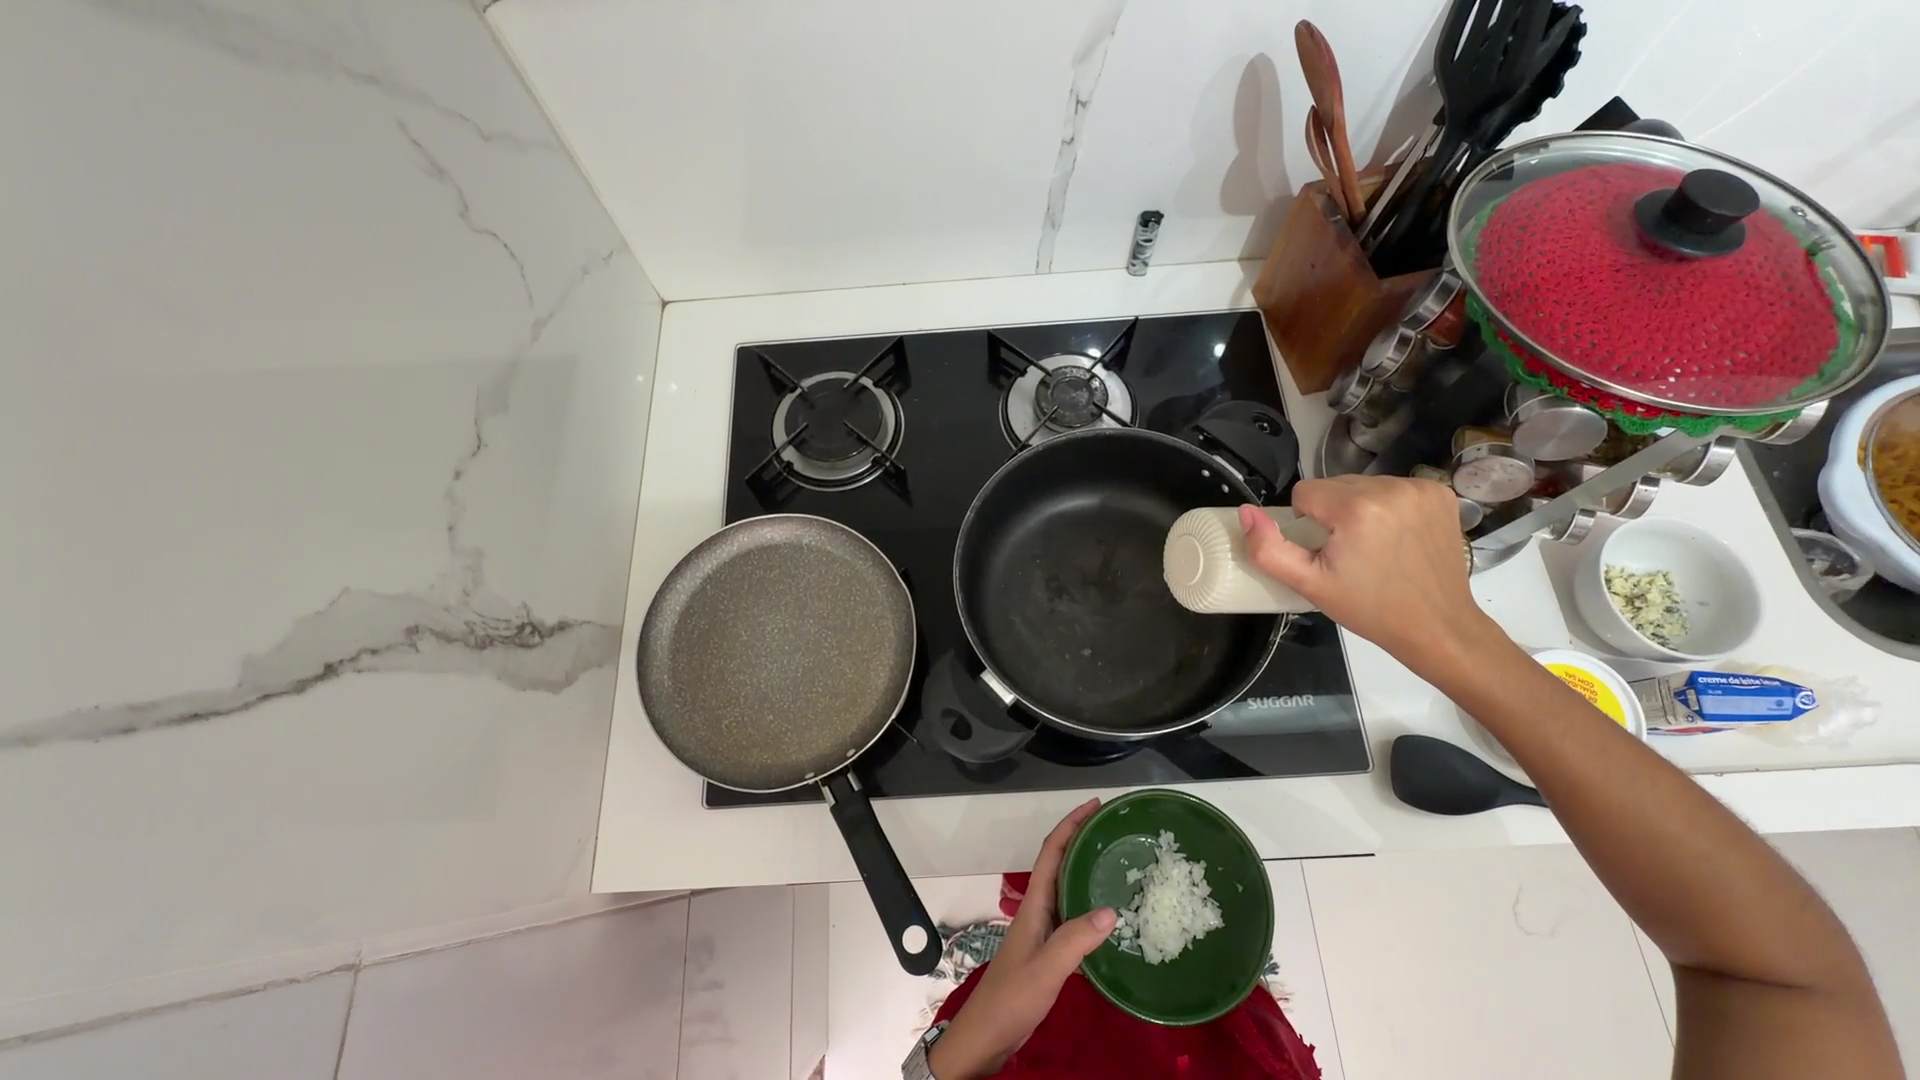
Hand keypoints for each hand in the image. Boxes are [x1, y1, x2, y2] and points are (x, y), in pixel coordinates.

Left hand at [928, 799, 1115, 1079]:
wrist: (987, 1036)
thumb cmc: (1012, 998)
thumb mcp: (1046, 969)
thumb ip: (1075, 941)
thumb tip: (1112, 909)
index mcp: (1034, 905)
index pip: (1052, 852)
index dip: (1070, 825)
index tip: (1095, 805)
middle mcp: (1039, 910)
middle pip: (1060, 864)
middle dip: (1083, 841)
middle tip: (1116, 829)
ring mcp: (1043, 931)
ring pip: (1068, 890)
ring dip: (1088, 871)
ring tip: (1119, 863)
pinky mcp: (1049, 952)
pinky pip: (1074, 918)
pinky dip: (1091, 907)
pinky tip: (1112, 918)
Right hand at [1239, 475, 1494, 670]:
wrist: (1436, 625)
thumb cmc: (1370, 608)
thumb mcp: (1309, 584)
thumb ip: (1268, 549)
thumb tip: (1246, 511)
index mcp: (1356, 509)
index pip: (1305, 492)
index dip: (1306, 522)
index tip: (1325, 550)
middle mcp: (1391, 488)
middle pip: (1335, 484)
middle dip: (1333, 513)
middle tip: (1348, 551)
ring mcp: (1420, 489)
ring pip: (1364, 484)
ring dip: (1360, 508)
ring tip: (1374, 544)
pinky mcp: (1440, 494)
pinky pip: (1395, 488)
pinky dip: (1389, 507)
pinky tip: (1397, 536)